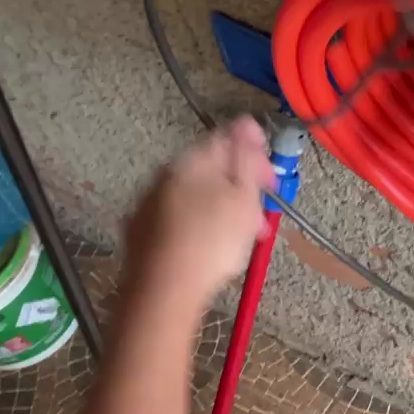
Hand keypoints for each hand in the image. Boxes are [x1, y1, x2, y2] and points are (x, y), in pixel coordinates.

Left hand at [123, 118, 274, 316]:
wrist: (164, 290)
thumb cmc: (212, 243)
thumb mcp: (244, 198)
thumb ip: (247, 158)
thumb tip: (248, 123)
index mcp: (192, 161)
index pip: (228, 139)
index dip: (256, 154)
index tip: (272, 178)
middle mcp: (165, 174)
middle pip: (210, 169)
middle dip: (238, 185)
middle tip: (260, 211)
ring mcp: (149, 202)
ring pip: (194, 194)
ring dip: (220, 206)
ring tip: (240, 235)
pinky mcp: (140, 231)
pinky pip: (178, 218)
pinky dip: (198, 224)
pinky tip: (209, 246)